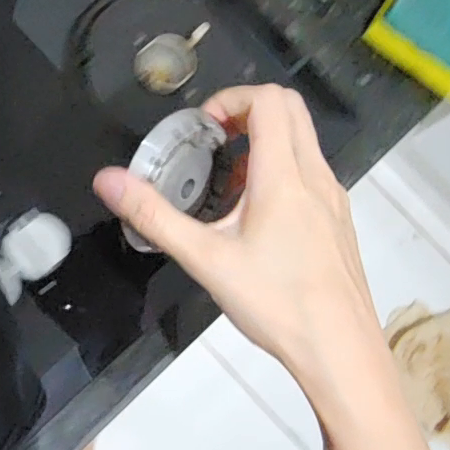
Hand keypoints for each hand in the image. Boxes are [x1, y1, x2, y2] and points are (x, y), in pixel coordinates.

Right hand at [94, 85, 381, 387]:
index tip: (201, 130)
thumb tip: (108, 180)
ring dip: (263, 143)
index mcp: (284, 177)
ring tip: (227, 184)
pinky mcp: (338, 221)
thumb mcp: (205, 260)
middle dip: (246, 112)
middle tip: (211, 144)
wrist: (341, 350)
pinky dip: (280, 170)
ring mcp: (333, 198)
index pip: (268, 101)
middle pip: (290, 109)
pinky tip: (254, 219)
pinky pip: (311, 173)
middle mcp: (316, 177)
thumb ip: (154, 216)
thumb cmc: (275, 303)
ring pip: (303, 142)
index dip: (230, 100)